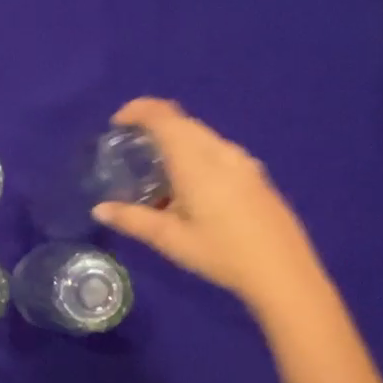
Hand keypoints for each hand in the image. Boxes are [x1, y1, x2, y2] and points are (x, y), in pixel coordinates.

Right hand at [93, 97, 323, 308]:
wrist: (283, 272)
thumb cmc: (222, 253)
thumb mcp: (171, 240)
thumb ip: (133, 220)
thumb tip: (100, 209)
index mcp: (196, 161)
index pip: (164, 117)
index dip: (138, 110)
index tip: (117, 123)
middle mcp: (220, 152)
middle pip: (183, 122)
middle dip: (154, 125)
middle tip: (131, 148)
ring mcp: (243, 162)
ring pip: (202, 136)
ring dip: (176, 141)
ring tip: (157, 172)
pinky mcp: (255, 176)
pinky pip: (217, 151)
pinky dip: (194, 154)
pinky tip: (189, 189)